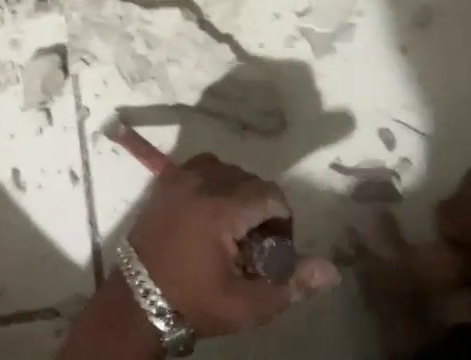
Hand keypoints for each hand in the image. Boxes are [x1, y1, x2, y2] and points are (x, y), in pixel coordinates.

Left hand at [126, 153, 339, 337]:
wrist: (138, 301)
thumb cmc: (194, 302)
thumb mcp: (247, 304)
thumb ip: (291, 283)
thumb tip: (332, 270)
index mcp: (221, 207)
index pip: (270, 194)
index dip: (282, 220)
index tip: (275, 249)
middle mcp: (200, 181)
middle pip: (249, 179)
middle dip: (261, 207)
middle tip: (257, 244)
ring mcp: (179, 178)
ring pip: (226, 169)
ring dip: (238, 192)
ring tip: (235, 229)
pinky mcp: (165, 182)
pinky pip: (200, 167)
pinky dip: (214, 181)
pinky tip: (212, 213)